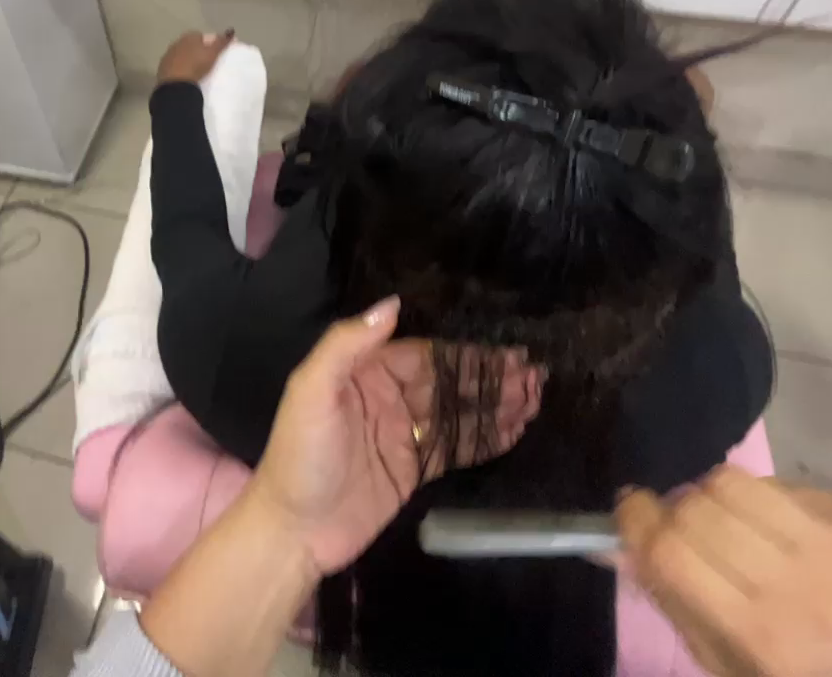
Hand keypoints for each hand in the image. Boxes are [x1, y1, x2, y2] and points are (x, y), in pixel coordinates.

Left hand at [157, 30, 234, 85]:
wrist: (176, 84)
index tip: (212, 53)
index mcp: (189, 37)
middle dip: (195, 50)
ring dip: (186, 59)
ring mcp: (168, 55)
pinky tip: (184, 77)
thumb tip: (231, 30)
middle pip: (188, 44)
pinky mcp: (162, 68)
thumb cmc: (196, 65)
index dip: (207, 43)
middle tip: (204, 62)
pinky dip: (178, 69)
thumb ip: (221, 42)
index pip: (200, 35)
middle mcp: (177, 42)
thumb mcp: (213, 54)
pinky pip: (173, 65)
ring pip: (180, 54)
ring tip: (194, 71)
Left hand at [245, 298, 541, 575]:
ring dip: (496, 405)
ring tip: (537, 398)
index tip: (506, 351)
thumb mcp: (312, 389)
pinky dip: (486, 438)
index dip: (465, 354)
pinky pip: (456, 447)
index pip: (425, 355)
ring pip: (458, 412)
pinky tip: (517, 429)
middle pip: (448, 382)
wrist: (294, 529)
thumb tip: (393, 303)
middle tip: (535, 375)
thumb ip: (347, 344)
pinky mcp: (413, 469)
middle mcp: (388, 397)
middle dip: (490, 378)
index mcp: (364, 372)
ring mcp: (403, 434)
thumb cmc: (300, 453)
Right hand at [617, 467, 831, 676]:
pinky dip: (765, 501)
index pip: (669, 551)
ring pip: (731, 481)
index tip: (631, 511)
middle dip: (676, 512)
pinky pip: (781, 485)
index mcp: (762, 638)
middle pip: (695, 509)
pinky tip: (783, 530)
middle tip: (685, 528)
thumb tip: (616, 540)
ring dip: (715, 498)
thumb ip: (673, 601)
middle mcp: (801, 590)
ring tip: (731, 522)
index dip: (636, 521)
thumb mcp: (733, 668)